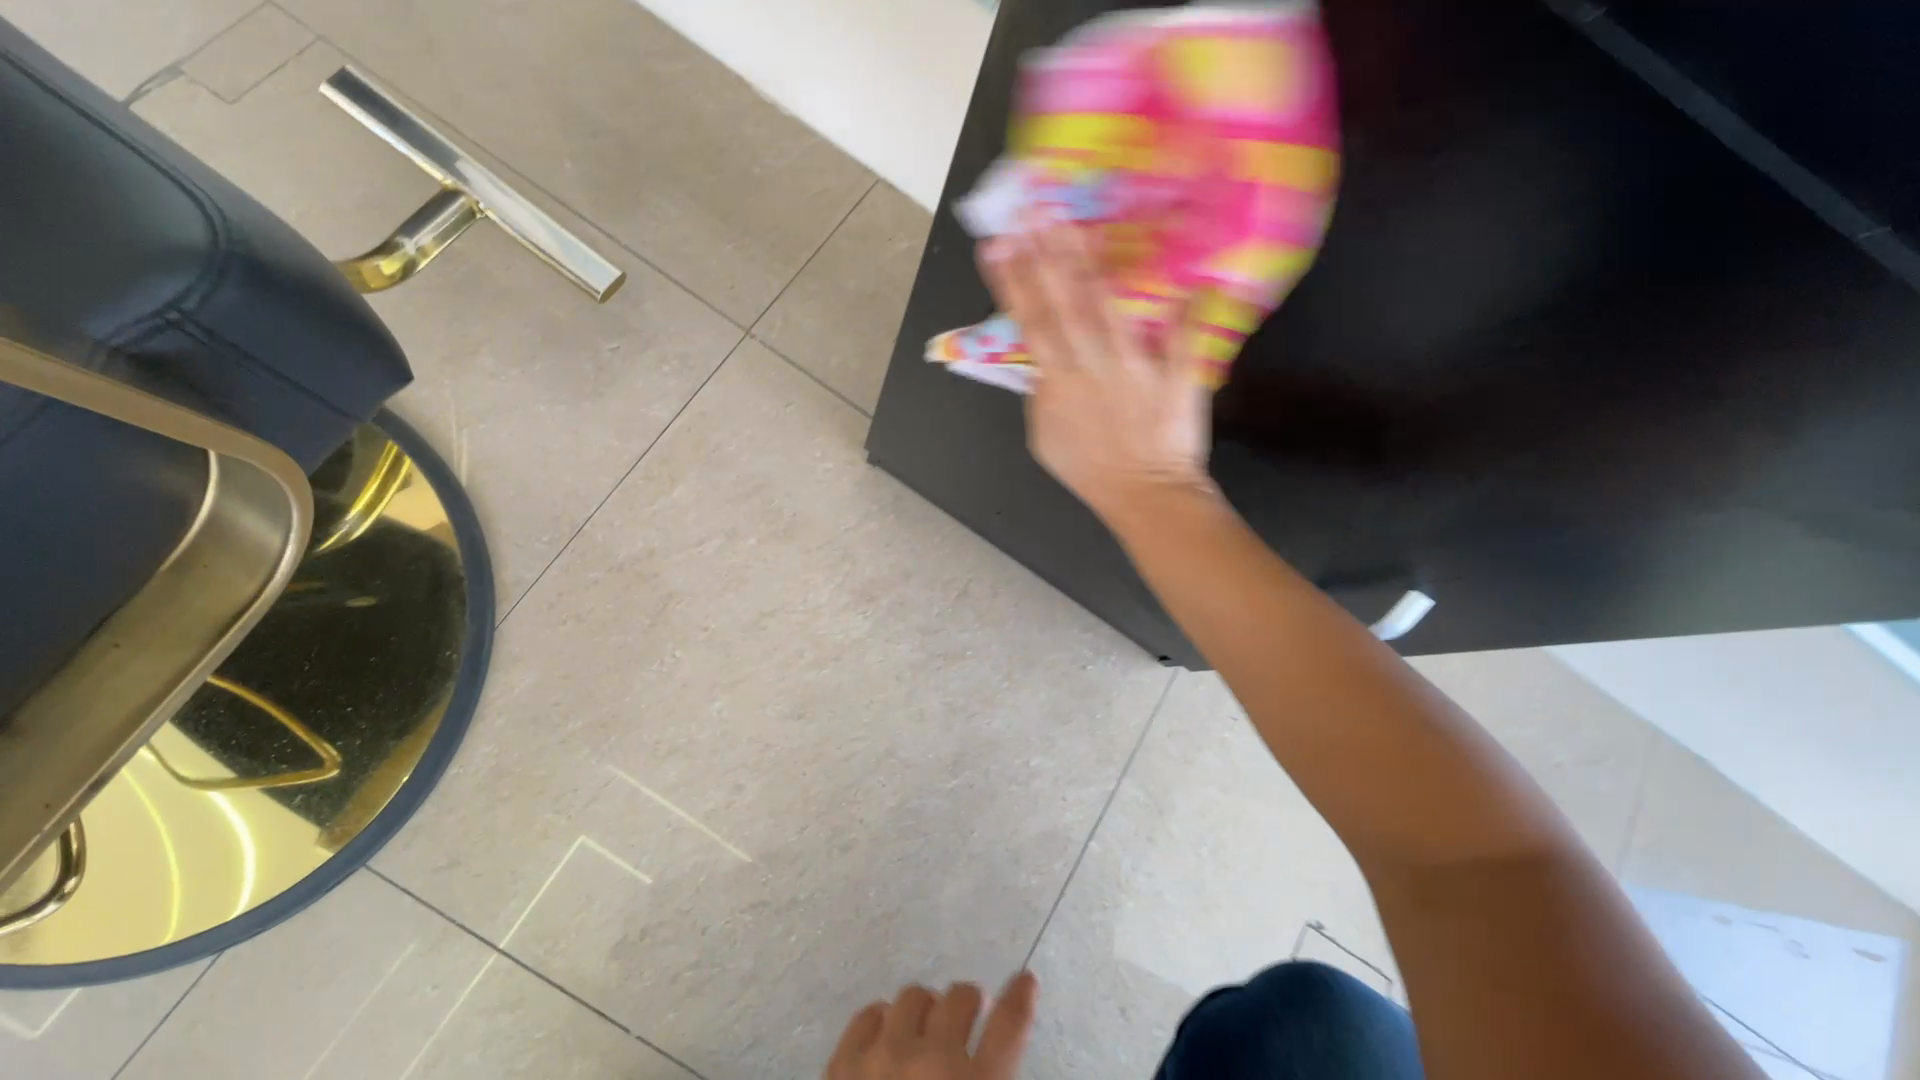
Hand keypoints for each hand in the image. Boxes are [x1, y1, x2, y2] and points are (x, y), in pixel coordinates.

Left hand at [825, 974, 1038, 1079]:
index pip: (1010, 1025)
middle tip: (966, 1017)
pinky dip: (881, 1021)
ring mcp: (884, 1057)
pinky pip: (868, 1014)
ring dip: (926, 1010)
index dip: (1020, 997)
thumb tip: (994, 1070)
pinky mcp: (842, 1064)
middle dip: (968, 1003)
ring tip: (924, 1029)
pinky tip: (885, 1038)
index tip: (1025, 981)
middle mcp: (935, 1061)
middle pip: (960, 998)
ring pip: (913, 997)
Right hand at [977, 220, 1217, 527]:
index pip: (1030, 323)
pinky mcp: (1174, 372)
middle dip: (1044, 255)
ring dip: (1087, 263)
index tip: (997, 243)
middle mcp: (1091, 366)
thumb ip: (1041, 394)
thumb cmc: (1091, 471)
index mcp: (1058, 382)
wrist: (1146, 494)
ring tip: (1072, 222)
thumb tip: (1042, 360)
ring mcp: (1135, 366)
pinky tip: (1193, 267)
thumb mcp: (1045, 438)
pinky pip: (1184, 333)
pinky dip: (1189, 303)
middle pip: (1064, 303)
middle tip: (1032, 209)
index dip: (1012, 282)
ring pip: (1107, 307)